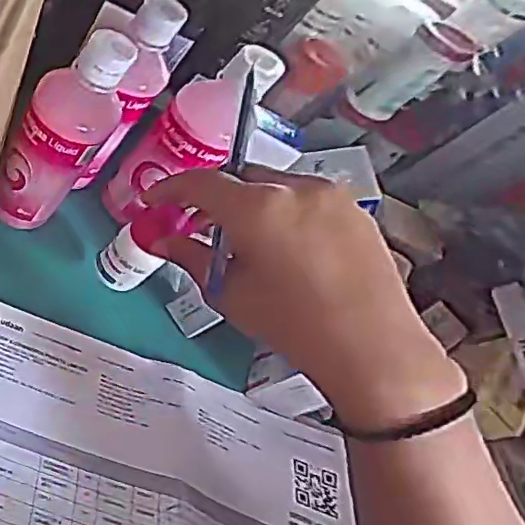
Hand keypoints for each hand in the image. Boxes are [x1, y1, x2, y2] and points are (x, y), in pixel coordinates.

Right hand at [145, 167, 465, 431]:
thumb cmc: (292, 324)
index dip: (170, 189)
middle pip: (238, 178)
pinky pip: (304, 198)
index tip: (155, 200)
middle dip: (211, 198)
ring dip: (248, 204)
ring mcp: (330, 196)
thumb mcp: (228, 292)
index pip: (200, 182)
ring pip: (273, 186)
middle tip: (195, 225)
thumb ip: (190, 257)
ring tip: (239, 240)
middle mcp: (295, 190)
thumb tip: (164, 241)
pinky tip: (278, 246)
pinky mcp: (354, 210)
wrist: (369, 346)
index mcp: (257, 208)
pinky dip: (281, 212)